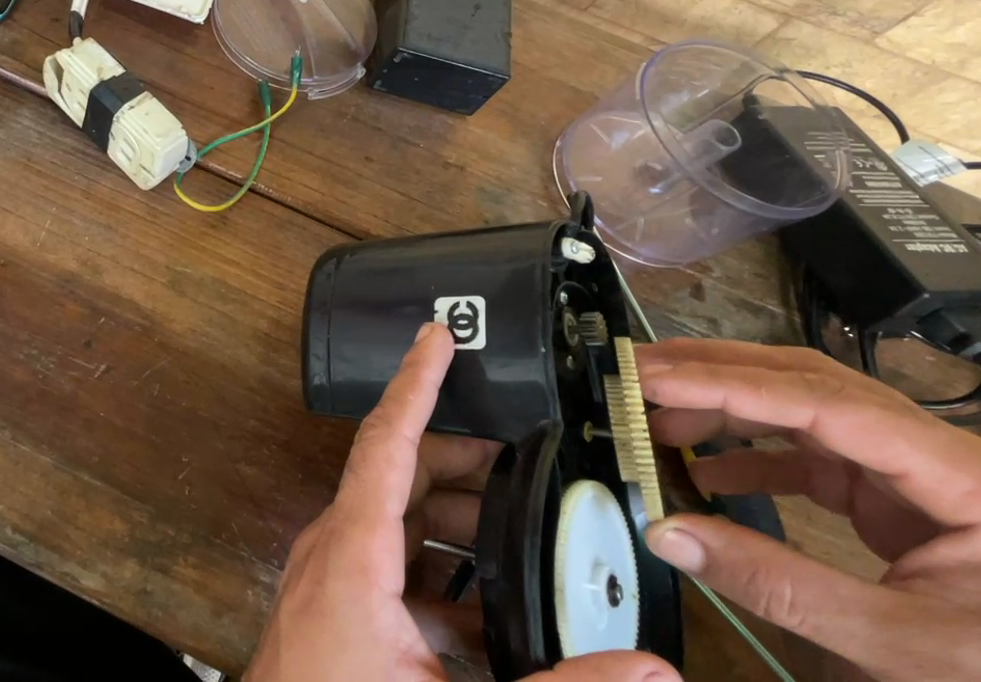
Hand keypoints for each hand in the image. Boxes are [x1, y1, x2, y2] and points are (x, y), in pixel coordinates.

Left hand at [247, 323, 677, 681]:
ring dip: (456, 518)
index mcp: (355, 554)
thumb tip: (650, 667)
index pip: (387, 441)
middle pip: (399, 474)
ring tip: (523, 533)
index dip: (415, 382)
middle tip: (527, 461)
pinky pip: (391, 566)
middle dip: (462, 459)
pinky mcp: (335, 607)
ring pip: (396, 519)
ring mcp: (330, 578)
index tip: (436, 333)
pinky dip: (439, 569)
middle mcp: (335, 550)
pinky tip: (490, 610)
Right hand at [638, 338, 980, 680]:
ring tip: (657, 415)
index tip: (651, 378)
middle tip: (637, 372)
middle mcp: (947, 456)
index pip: (830, 404)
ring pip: (812, 410)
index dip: (733, 386)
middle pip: (817, 384)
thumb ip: (783, 588)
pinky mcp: (908, 500)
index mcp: (974, 480)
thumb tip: (664, 532)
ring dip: (732, 406)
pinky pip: (819, 457)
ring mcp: (926, 475)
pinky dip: (757, 455)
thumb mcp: (913, 649)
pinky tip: (708, 471)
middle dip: (721, 373)